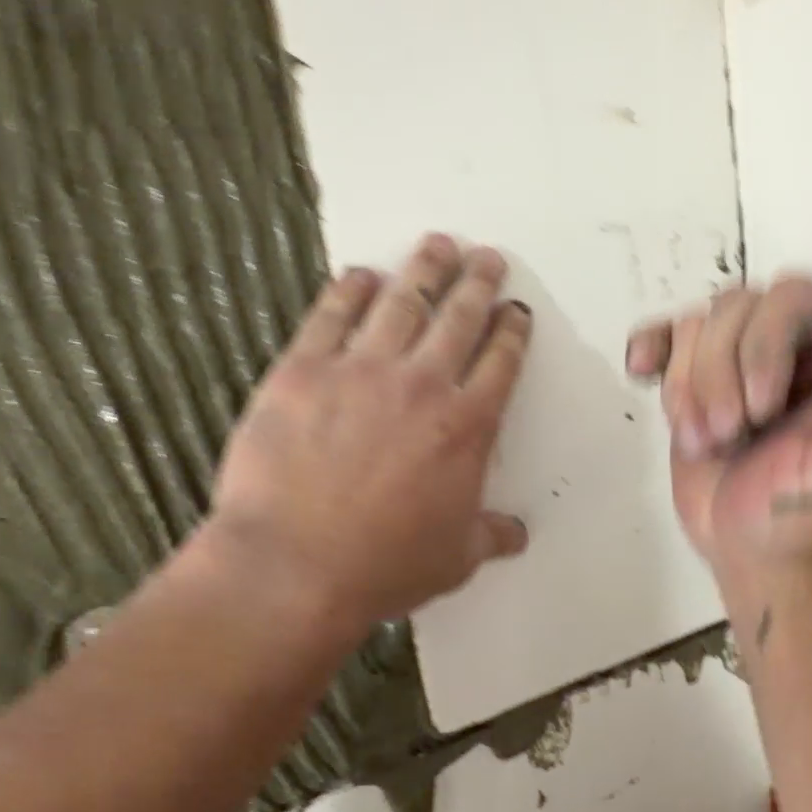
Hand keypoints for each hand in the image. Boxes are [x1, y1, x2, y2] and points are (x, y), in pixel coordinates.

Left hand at [197, 233, 531, 629]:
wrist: (294, 566)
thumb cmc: (384, 566)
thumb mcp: (456, 558)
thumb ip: (490, 534)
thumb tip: (517, 534)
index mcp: (466, 426)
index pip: (500, 361)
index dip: (512, 330)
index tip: (515, 311)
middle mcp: (422, 385)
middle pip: (459, 317)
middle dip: (478, 283)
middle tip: (486, 257)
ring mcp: (360, 371)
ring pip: (401, 302)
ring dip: (424, 269)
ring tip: (438, 245)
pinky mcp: (302, 370)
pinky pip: (331, 315)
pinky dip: (349, 289)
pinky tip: (360, 275)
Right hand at [625, 274, 811, 575]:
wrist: (751, 552)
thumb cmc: (809, 510)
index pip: (795, 295)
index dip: (764, 343)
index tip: (761, 410)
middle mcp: (794, 339)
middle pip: (736, 305)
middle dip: (719, 374)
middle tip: (728, 436)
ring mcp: (739, 356)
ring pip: (697, 324)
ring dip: (688, 389)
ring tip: (704, 442)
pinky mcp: (697, 375)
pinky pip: (665, 332)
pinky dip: (649, 347)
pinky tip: (642, 372)